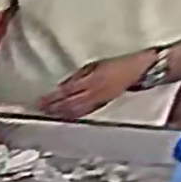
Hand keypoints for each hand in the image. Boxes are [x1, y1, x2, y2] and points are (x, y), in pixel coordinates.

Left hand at [38, 50, 156, 118]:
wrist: (140, 70)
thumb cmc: (119, 64)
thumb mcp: (95, 65)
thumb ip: (77, 76)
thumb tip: (61, 86)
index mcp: (92, 79)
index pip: (66, 91)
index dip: (52, 97)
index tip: (40, 101)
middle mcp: (93, 92)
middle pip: (67, 103)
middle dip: (52, 107)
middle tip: (40, 109)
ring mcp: (97, 100)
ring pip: (73, 111)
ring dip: (59, 114)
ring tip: (47, 114)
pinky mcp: (101, 105)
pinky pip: (82, 113)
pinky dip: (70, 116)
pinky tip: (62, 117)